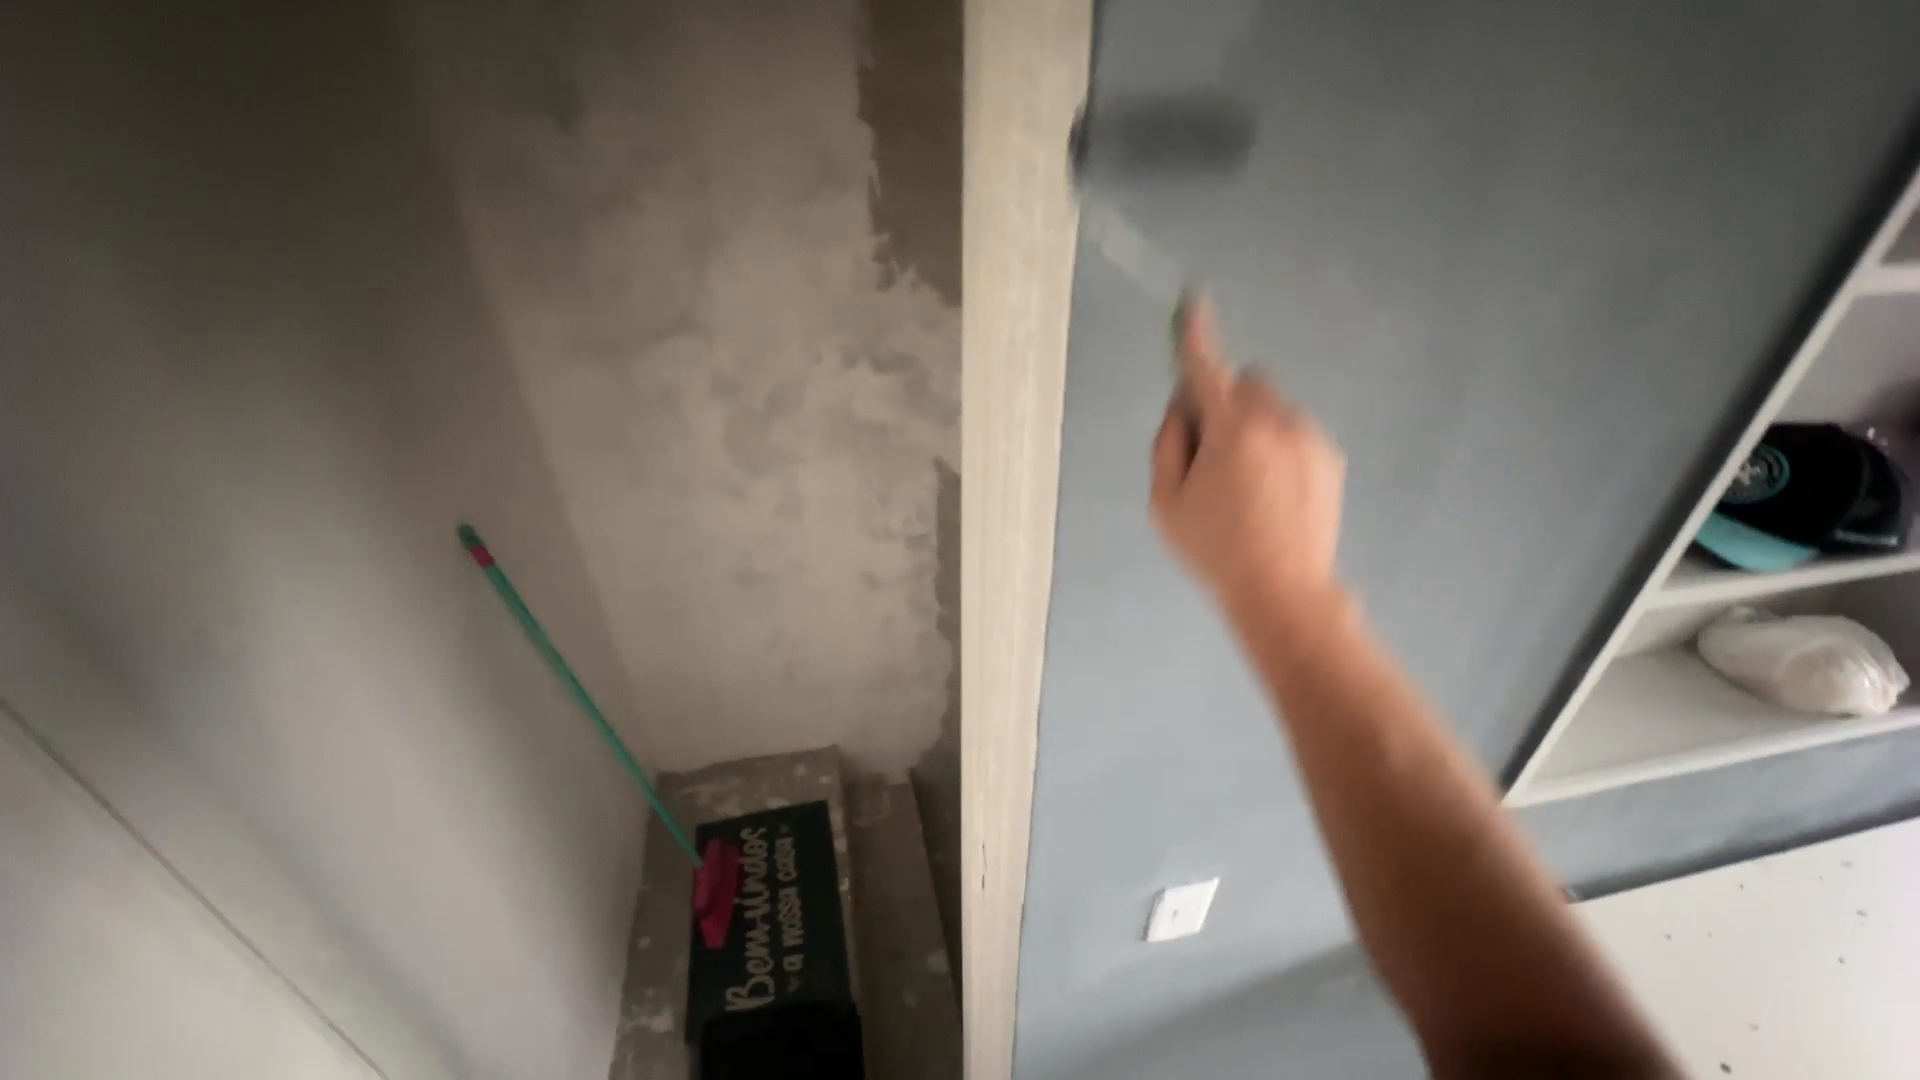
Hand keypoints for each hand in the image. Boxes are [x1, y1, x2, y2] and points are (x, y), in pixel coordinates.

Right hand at [1150, 297, 1346, 610]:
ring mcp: (1310, 438)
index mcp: (1232, 430)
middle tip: (1210, 447)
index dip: (1196, 336)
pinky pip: (1294, 431)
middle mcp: (1277, 421)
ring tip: (1244, 481)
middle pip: (1247, 382)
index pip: (1207, 370)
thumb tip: (1183, 409)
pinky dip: (1276, 444)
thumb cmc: (1214, 548)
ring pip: (1272, 407)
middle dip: (1226, 399)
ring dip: (1252, 424)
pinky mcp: (1330, 458)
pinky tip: (1271, 491)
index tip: (1194, 302)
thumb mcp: (1165, 502)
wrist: (1282, 589)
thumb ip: (1168, 444)